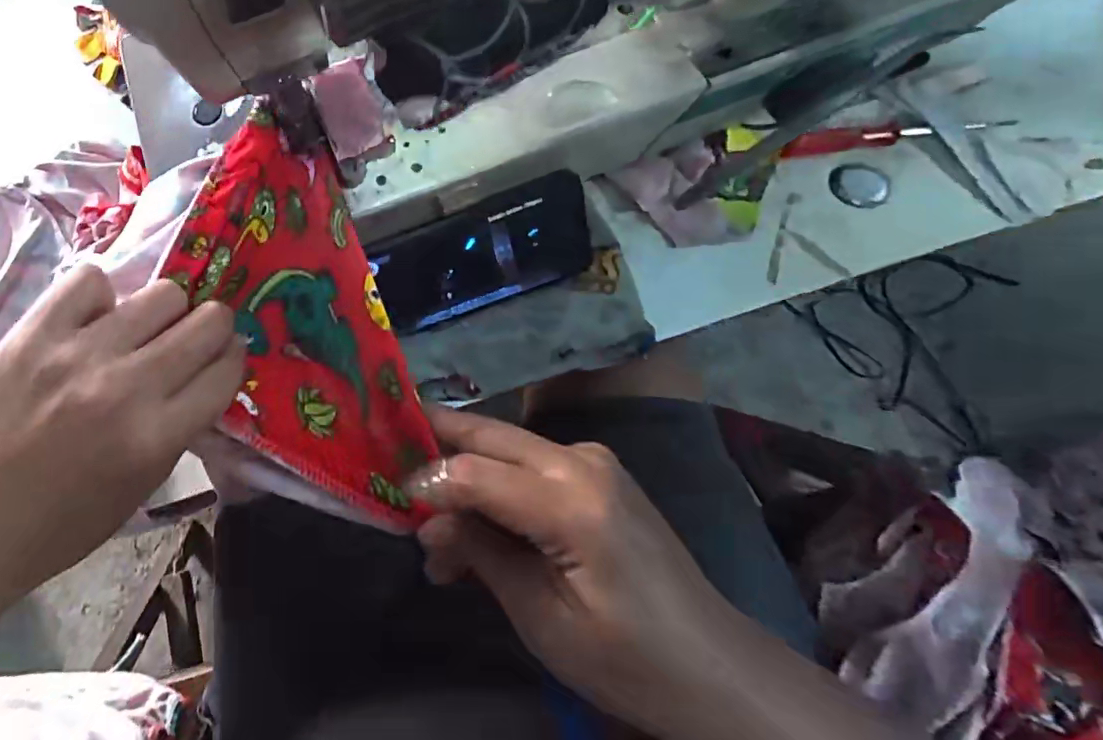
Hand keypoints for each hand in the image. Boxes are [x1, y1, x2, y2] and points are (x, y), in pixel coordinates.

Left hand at [0, 267, 246, 606]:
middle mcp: (125, 386)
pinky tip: (92, 322)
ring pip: (163, 293)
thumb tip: (209, 372)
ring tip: (142, 331)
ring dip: (166, 312)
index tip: (223, 360)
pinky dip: (102, 297)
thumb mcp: (143, 486)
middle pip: (209, 321)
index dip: (233, 360)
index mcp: (156, 435)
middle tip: (192, 342)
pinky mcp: (34, 334)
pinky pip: (91, 280)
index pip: (227, 369)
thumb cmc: (62, 524)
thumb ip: (183, 425)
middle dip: (213, 329)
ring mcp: (77, 354)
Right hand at [407, 406, 747, 731]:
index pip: (475, 470)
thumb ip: (481, 554)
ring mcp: (591, 459)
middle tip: (389, 458)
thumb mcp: (542, 618)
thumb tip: (428, 520)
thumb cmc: (627, 659)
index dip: (427, 479)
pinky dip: (494, 483)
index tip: (391, 497)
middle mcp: (580, 460)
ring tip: (436, 534)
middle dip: (435, 443)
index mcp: (572, 500)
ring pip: (504, 446)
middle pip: (488, 435)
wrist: (714, 667)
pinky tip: (478, 527)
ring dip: (463, 474)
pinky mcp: (595, 470)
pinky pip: (528, 463)